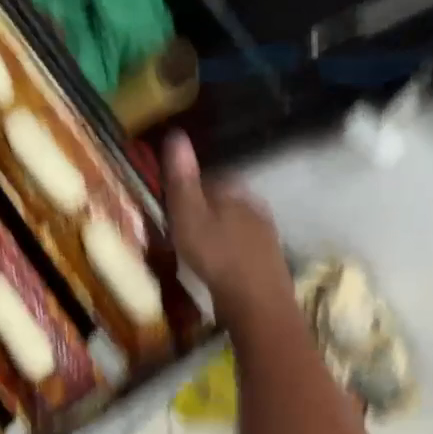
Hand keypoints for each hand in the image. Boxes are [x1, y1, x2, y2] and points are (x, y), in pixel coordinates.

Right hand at [162, 130, 293, 331]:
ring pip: (232, 221)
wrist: (255, 298)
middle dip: (202, 209)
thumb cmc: (216, 255)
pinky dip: (226, 247)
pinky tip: (215, 261)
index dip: (186, 189)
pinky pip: (240, 242)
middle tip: (176, 228)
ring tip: (193, 246)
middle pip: (222, 199)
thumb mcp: (188, 217)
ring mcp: (263, 230)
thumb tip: (176, 135)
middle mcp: (252, 203)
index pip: (207, 179)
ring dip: (215, 229)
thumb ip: (181, 181)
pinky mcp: (266, 255)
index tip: (167, 205)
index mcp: (232, 191)